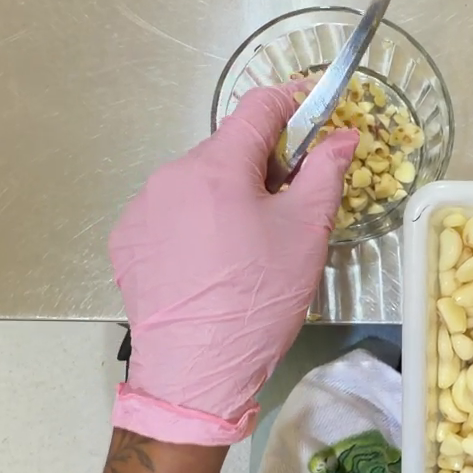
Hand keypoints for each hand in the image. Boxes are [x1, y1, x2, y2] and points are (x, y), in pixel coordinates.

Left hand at [108, 86, 357, 444]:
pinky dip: (197, 225)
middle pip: (227, 150)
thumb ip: (326, 173)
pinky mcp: (128, 243)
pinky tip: (211, 266)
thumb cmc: (260, 298)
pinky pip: (171, 216)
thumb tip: (344, 135)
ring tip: (247, 247)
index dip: (293, 101)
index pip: (258, 106)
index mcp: (217, 166)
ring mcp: (142, 210)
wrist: (196, 371)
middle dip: (262, 166)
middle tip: (288, 208)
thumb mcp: (306, 233)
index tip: (316, 112)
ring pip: (198, 184)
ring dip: (227, 197)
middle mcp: (169, 175)